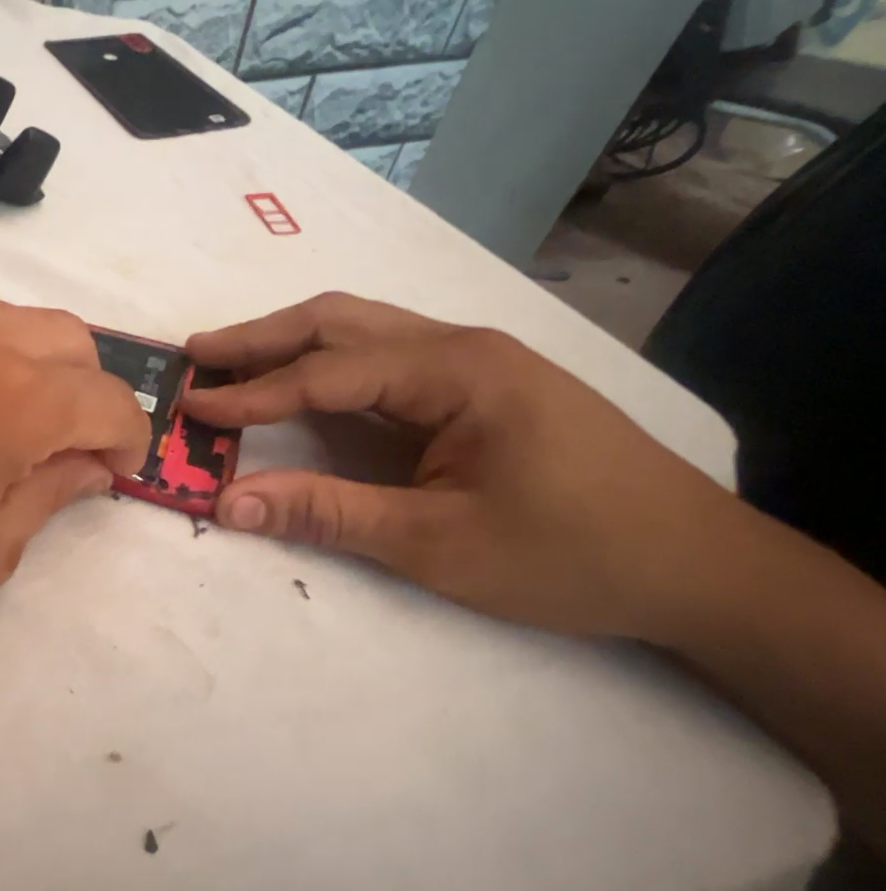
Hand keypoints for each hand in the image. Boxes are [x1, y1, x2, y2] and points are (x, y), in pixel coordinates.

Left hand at [0, 291, 151, 652]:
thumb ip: (54, 493)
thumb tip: (91, 462)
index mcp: (12, 395)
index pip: (108, 397)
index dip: (127, 437)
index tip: (113, 468)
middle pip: (69, 337)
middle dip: (83, 390)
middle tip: (58, 443)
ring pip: (5, 316)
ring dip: (24, 363)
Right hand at [180, 293, 758, 639]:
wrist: (700, 569)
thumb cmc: (571, 554)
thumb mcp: (437, 544)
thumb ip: (326, 514)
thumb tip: (229, 504)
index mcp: (457, 372)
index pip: (327, 373)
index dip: (252, 393)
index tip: (189, 407)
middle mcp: (461, 347)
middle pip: (339, 321)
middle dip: (261, 338)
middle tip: (196, 357)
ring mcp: (474, 361)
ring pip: (362, 329)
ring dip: (291, 342)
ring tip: (231, 361)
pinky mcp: (479, 385)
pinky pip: (384, 356)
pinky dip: (327, 363)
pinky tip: (302, 383)